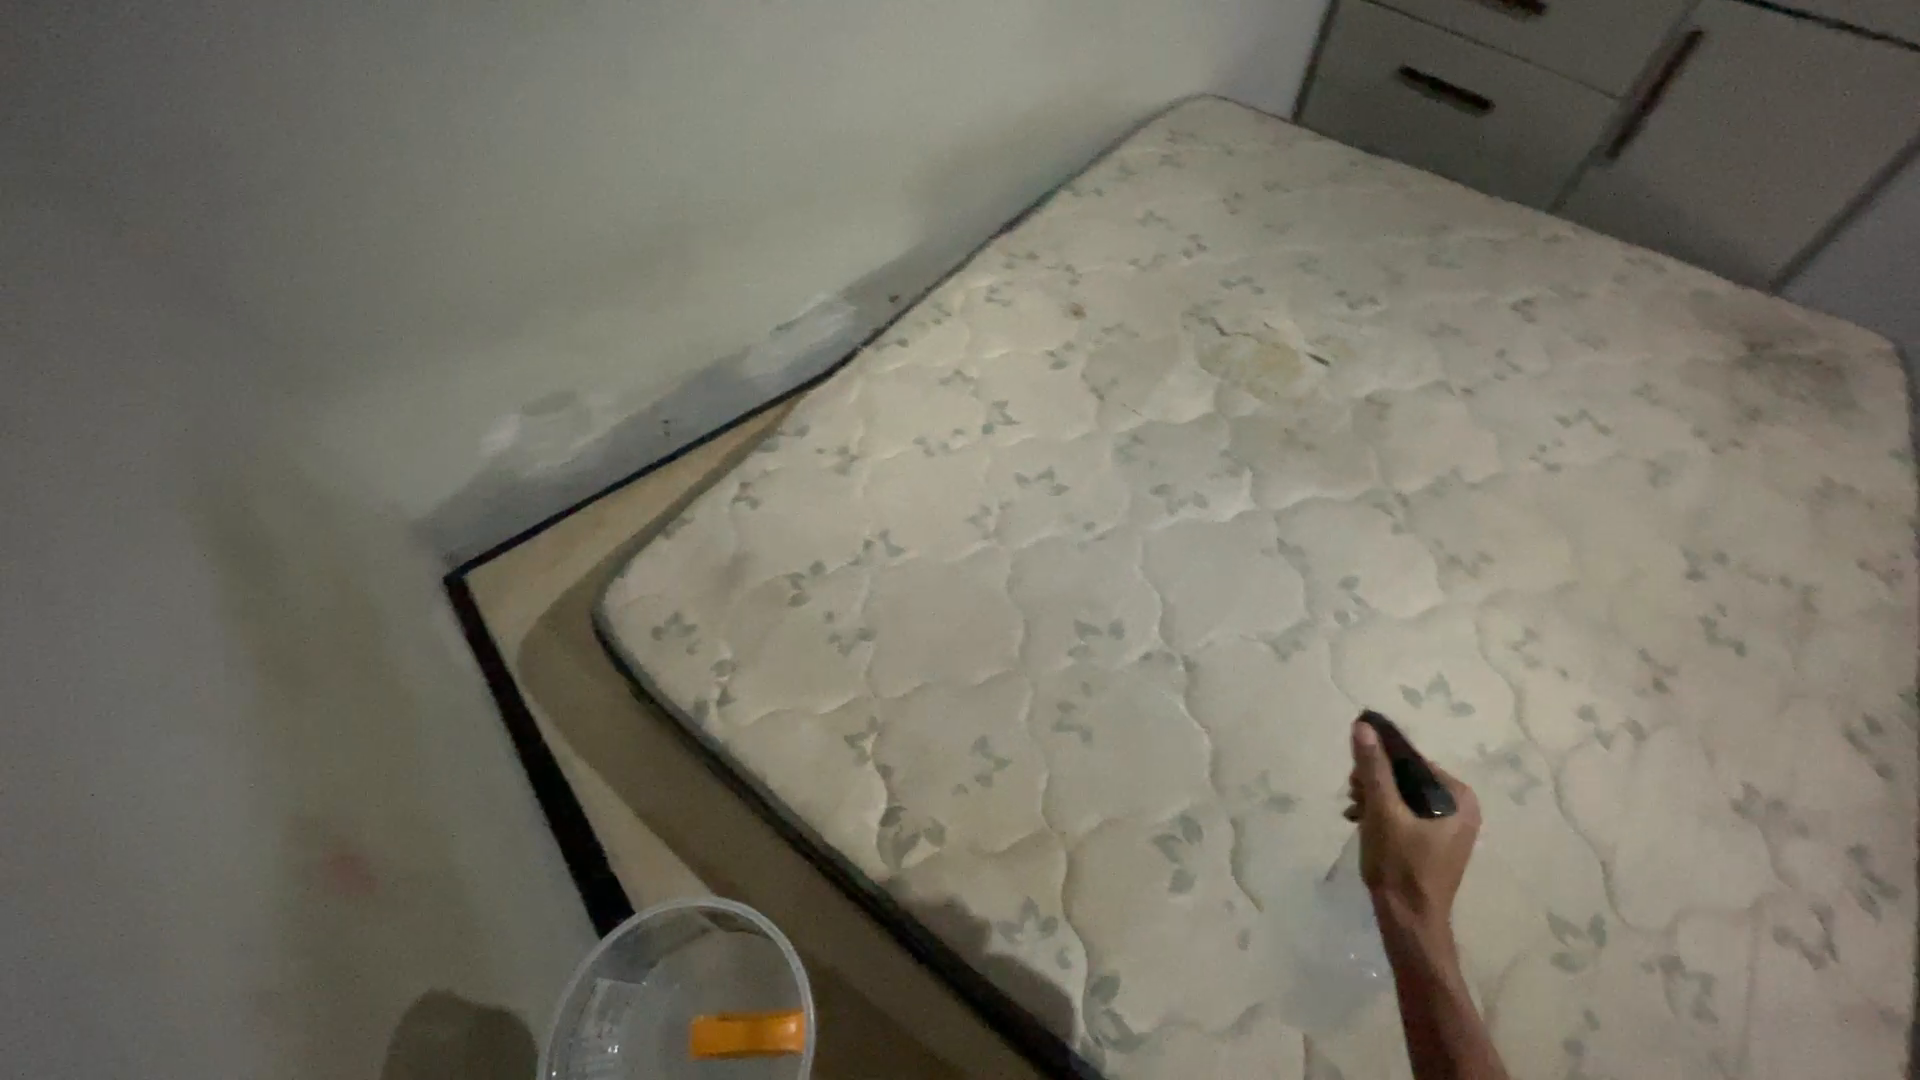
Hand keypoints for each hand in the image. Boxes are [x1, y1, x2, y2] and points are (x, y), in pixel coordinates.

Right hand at [1344, 719, 1481, 937]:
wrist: (1408, 920)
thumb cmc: (1400, 864)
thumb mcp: (1383, 811)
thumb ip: (1373, 768)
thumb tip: (1363, 726)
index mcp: (1459, 797)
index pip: (1412, 760)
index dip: (1379, 763)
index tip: (1355, 778)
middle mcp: (1460, 807)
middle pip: (1405, 776)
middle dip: (1374, 782)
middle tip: (1353, 798)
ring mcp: (1448, 826)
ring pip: (1401, 794)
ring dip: (1373, 797)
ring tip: (1354, 813)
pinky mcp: (1433, 841)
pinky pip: (1404, 812)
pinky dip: (1381, 813)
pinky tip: (1361, 822)